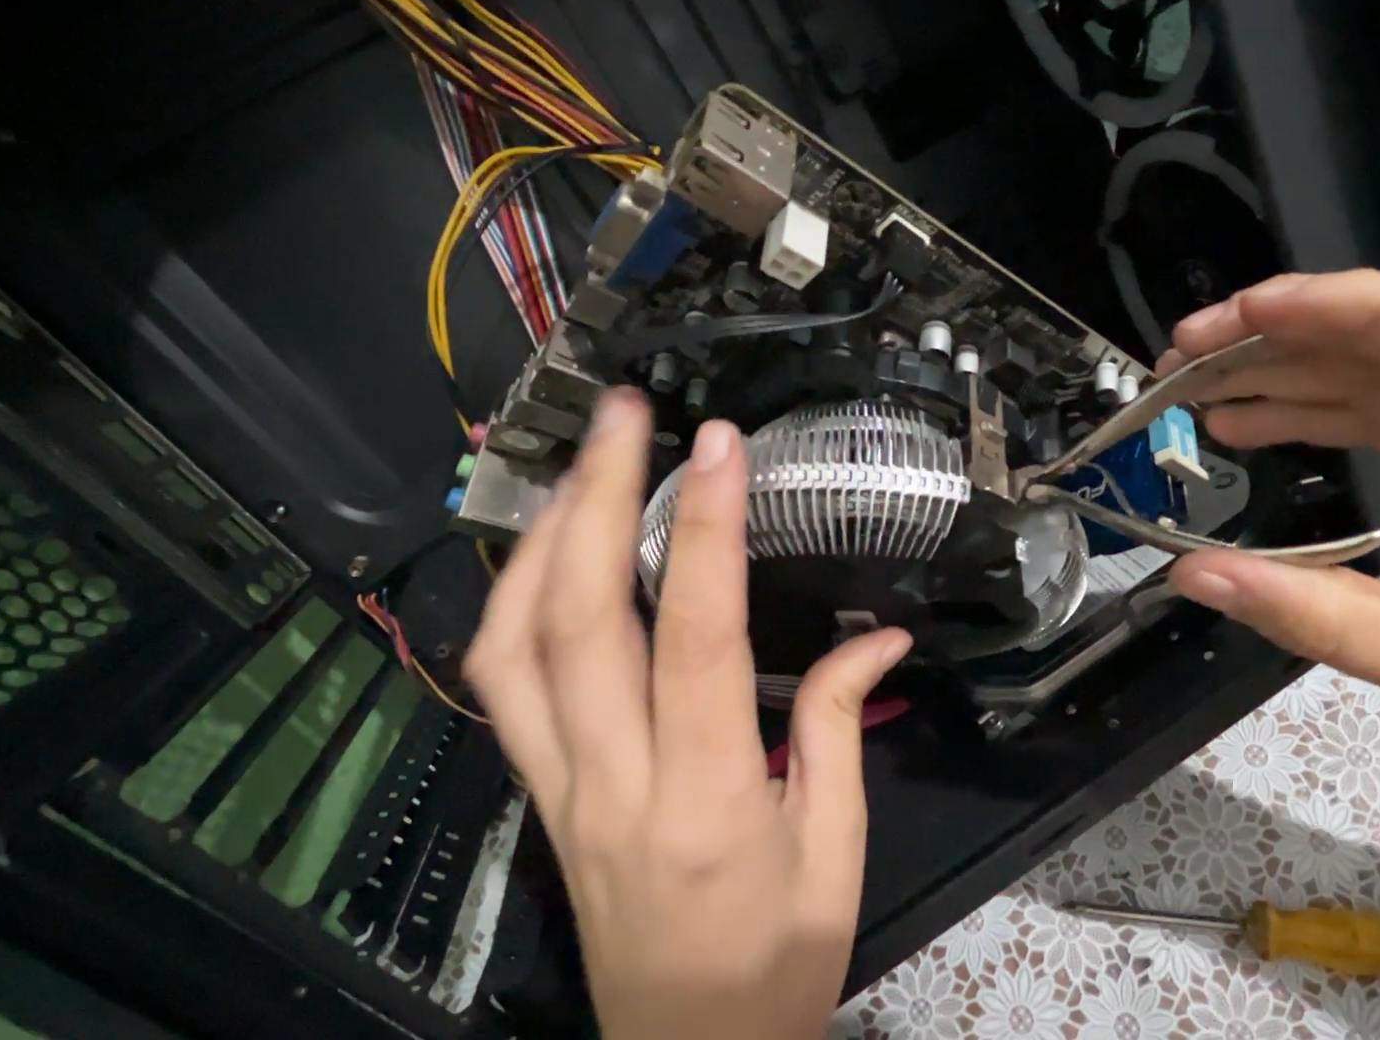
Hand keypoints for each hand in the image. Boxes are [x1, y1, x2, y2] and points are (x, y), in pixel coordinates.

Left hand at [464, 391, 911, 1039]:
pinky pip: (502, 687)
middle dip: (601, 498)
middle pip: (581, 620)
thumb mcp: (836, 853)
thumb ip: (839, 730)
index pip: (699, 639)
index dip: (708, 530)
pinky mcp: (540, 797)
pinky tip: (547, 555)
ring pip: (515, 645)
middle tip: (628, 417)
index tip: (718, 447)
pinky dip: (514, 603)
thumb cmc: (778, 961)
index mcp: (708, 800)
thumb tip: (877, 637)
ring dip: (542, 540)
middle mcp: (614, 785)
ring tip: (583, 467)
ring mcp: (559, 791)